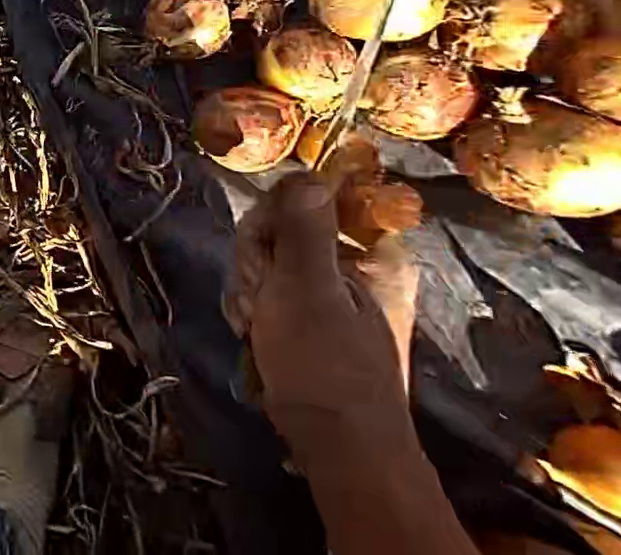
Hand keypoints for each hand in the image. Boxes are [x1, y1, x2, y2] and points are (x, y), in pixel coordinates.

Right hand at [226, 173, 418, 447]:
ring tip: (255, 321)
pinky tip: (251, 329)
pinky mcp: (306, 312)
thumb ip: (303, 229)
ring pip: (265, 254)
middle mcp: (354, 264)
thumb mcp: (308, 290)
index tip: (265, 245)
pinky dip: (250, 303)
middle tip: (259, 293)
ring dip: (248, 284)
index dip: (277, 213)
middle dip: (256, 257)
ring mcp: (329, 289)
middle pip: (281, 224)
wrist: (333, 448)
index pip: (311, 195)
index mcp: (372, 252)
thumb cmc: (325, 366)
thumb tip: (307, 171)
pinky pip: (264, 283)